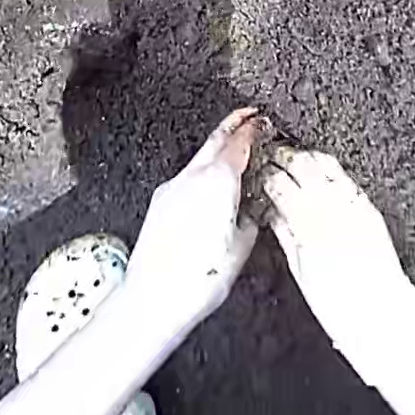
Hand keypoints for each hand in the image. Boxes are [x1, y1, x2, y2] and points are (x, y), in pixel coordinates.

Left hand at [123, 107, 266, 330]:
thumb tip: (251, 211)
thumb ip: (249, 218)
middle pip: (217, 138)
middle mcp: (194, 176)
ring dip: (218, 148)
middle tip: (249, 115)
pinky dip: (202, 172)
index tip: (262, 122)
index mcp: (219, 180)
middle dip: (234, 123)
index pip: (240, 142)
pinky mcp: (161, 201)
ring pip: (200, 156)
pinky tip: (208, 189)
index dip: (253, 128)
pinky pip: (187, 176)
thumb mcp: (241, 247)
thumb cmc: (197, 279)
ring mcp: (174, 186)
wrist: (151, 299)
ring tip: (232, 152)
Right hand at [259, 146, 414, 350]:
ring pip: (324, 162)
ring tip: (296, 156)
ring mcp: (350, 201)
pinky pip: (345, 176)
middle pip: (301, 164)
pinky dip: (329, 168)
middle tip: (273, 155)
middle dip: (284, 156)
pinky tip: (322, 170)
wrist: (379, 312)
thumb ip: (285, 234)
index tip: (261, 174)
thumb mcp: (299, 269)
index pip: (279, 183)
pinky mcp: (366, 204)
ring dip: (306, 156)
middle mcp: (328, 204)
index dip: (267, 175)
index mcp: (306, 220)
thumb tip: (273, 214)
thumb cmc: (338, 303)